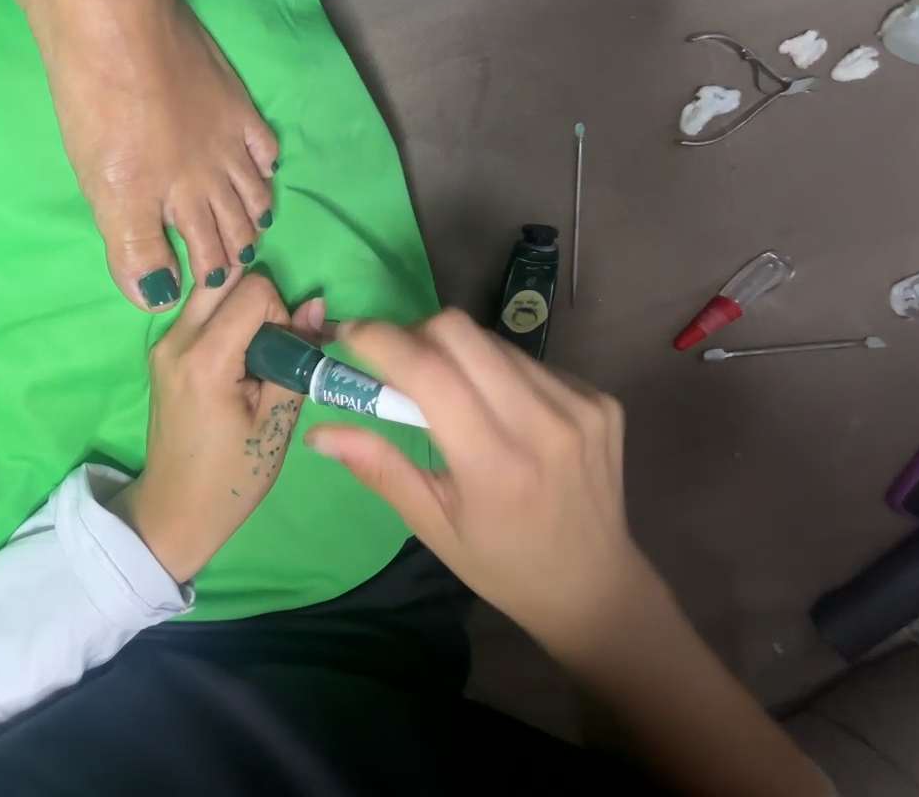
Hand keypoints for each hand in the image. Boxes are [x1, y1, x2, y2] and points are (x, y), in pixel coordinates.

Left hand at [107, 272, 325, 581]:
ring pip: (210, 290)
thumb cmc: (231, 477)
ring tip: (255, 357)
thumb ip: (296, 360)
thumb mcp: (276, 425)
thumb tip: (315, 305)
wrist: (174, 509)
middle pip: (226, 278)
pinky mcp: (161, 351)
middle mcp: (175, 339)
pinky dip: (224, 319)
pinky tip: (237, 362)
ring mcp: (162, 342)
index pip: (253, 290)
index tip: (283, 354)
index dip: (281, 314)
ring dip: (240, 308)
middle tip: (271, 346)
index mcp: (204, 359)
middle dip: (258, 300)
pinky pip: (199, 311)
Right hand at [307, 309, 665, 658]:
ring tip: (445, 391)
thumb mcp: (431, 525)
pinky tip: (493, 406)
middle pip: (459, 332)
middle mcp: (543, 424)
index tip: (348, 335)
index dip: (380, 340)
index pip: (429, 372)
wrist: (596, 586)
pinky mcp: (600, 399)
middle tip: (394, 363)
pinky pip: (525, 358)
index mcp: (495, 465)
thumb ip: (377, 468)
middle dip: (412, 334)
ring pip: (490, 340)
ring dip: (452, 351)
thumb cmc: (501, 563)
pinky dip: (492, 367)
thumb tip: (317, 433)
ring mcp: (580, 407)